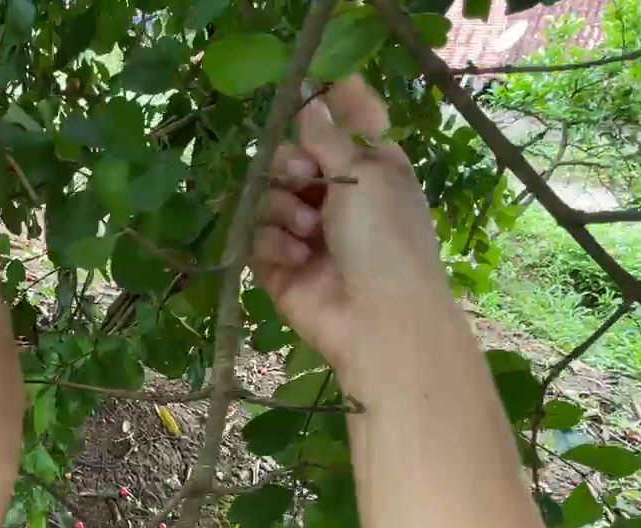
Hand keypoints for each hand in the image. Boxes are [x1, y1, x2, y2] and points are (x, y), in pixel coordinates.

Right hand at [250, 77, 470, 403]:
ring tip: (306, 232)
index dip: (324, 109)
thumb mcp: (366, 176)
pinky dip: (271, 244)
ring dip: (282, 210)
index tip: (308, 98)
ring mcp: (302, 234)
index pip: (342, 125)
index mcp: (368, 168)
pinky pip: (255, 239)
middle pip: (289, 161)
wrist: (375, 316)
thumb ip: (330, 139)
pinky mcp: (276, 268)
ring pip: (266, 200)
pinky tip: (294, 258)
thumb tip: (309, 100)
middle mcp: (332, 198)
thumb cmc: (386, 240)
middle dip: (290, 167)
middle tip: (303, 177)